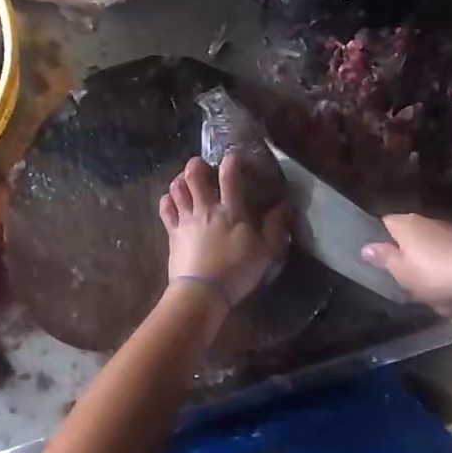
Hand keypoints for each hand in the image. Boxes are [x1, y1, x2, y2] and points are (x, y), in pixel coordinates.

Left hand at [159, 155, 291, 305]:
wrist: (202, 292)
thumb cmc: (237, 271)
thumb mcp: (266, 251)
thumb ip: (276, 226)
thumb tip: (286, 206)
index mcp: (231, 210)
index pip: (229, 175)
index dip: (231, 161)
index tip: (233, 159)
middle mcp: (206, 208)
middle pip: (194, 174)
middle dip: (196, 164)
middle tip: (202, 167)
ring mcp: (186, 219)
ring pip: (176, 188)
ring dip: (180, 180)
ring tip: (186, 181)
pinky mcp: (172, 232)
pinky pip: (165, 208)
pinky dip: (167, 200)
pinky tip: (172, 201)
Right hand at [360, 213, 451, 307]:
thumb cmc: (436, 273)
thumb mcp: (402, 271)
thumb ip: (383, 258)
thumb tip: (366, 247)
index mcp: (405, 224)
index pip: (384, 222)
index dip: (380, 239)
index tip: (379, 257)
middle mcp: (428, 220)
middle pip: (410, 235)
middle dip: (408, 255)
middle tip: (406, 278)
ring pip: (432, 248)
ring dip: (431, 265)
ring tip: (434, 290)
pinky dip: (451, 270)